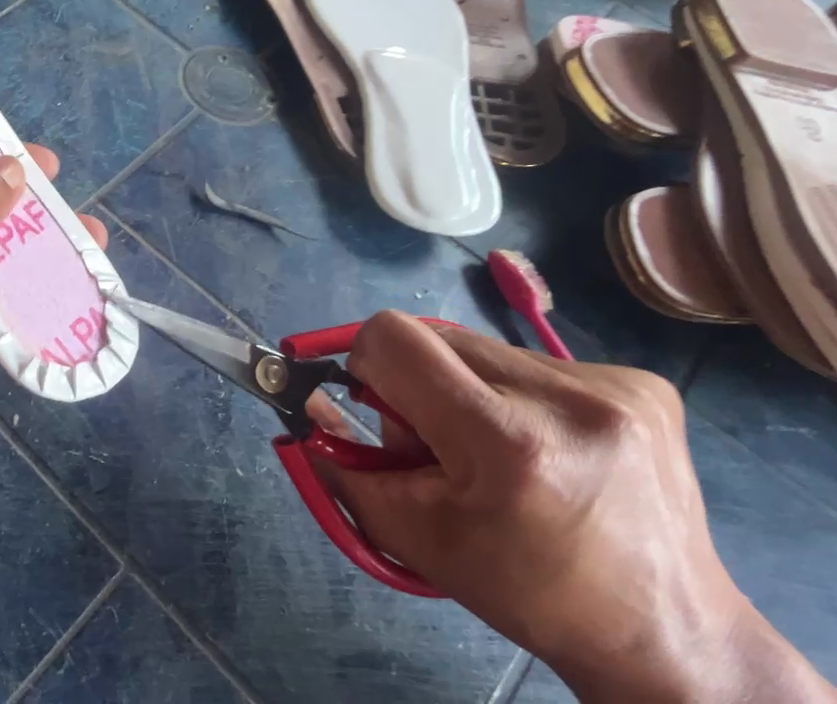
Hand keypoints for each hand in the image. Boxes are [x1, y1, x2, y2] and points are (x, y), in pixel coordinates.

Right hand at [309, 312, 833, 702]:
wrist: (667, 633)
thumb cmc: (523, 590)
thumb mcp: (409, 531)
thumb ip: (340, 459)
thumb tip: (304, 401)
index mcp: (504, 438)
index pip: (392, 337)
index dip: (363, 362)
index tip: (373, 404)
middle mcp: (565, 396)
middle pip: (434, 337)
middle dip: (415, 382)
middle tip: (436, 443)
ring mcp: (616, 385)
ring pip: (482, 349)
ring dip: (466, 388)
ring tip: (498, 452)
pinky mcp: (645, 384)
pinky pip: (533, 362)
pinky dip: (516, 395)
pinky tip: (545, 447)